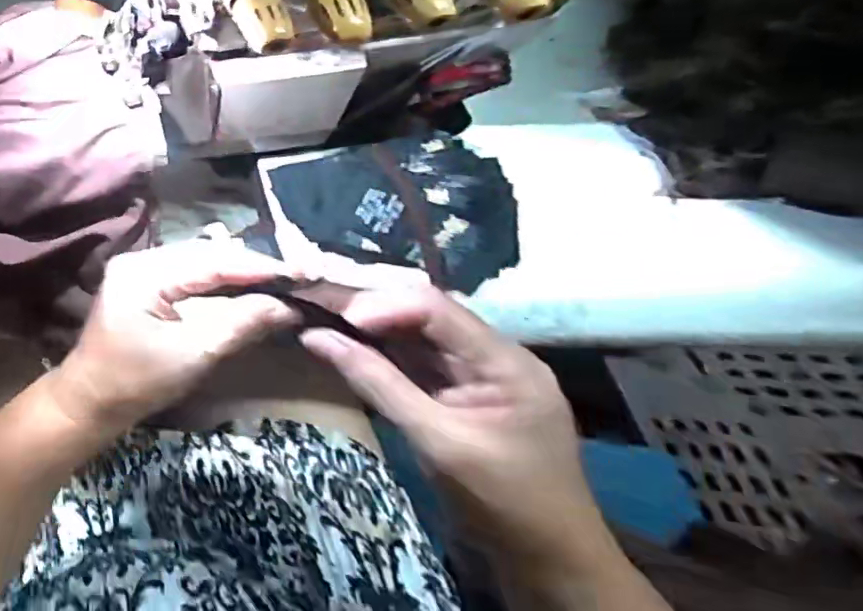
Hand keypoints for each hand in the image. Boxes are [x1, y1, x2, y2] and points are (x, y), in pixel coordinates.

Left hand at [46, 239, 300, 433]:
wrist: (91, 399)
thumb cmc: (137, 381)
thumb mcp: (193, 356)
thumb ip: (238, 325)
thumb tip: (287, 306)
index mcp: (142, 272)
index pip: (210, 260)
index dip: (257, 266)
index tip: (302, 274)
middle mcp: (138, 260)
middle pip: (203, 254)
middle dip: (250, 265)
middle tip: (297, 277)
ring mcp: (138, 270)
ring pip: (197, 260)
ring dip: (236, 270)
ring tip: (279, 280)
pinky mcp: (143, 284)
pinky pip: (187, 272)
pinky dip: (218, 279)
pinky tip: (244, 286)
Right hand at [299, 288, 614, 574]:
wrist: (551, 562)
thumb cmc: (504, 503)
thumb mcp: (436, 442)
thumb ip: (376, 382)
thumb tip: (313, 335)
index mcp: (506, 362)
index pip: (435, 308)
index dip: (381, 304)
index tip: (337, 317)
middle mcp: (492, 353)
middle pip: (420, 309)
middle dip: (364, 303)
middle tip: (311, 299)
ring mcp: (475, 369)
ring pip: (411, 327)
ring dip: (364, 320)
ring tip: (316, 310)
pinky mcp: (457, 384)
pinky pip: (411, 350)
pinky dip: (374, 342)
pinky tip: (340, 336)